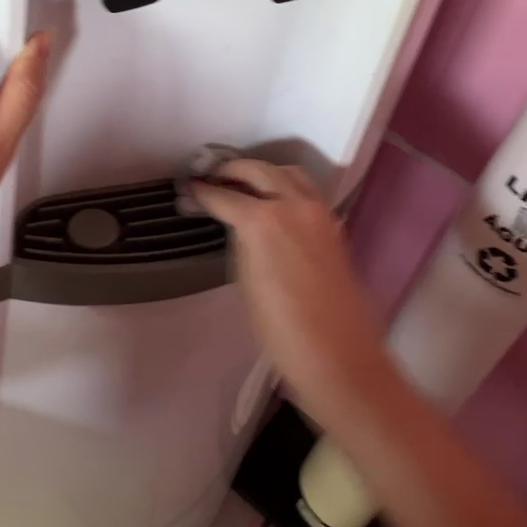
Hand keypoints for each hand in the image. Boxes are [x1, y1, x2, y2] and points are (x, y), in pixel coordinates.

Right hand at [189, 160, 396, 423]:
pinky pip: (306, 191)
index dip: (203, 191)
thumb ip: (242, 242)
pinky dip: (286, 187)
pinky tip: (274, 202)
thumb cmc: (281, 329)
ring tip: (244, 183)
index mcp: (263, 219)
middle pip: (258, 171)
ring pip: (288, 174)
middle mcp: (293, 205)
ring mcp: (318, 212)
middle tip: (213, 176)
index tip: (189, 188)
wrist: (337, 356)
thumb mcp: (246, 282)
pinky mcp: (333, 226)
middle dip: (233, 170)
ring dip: (263, 173)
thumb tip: (238, 226)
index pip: (225, 196)